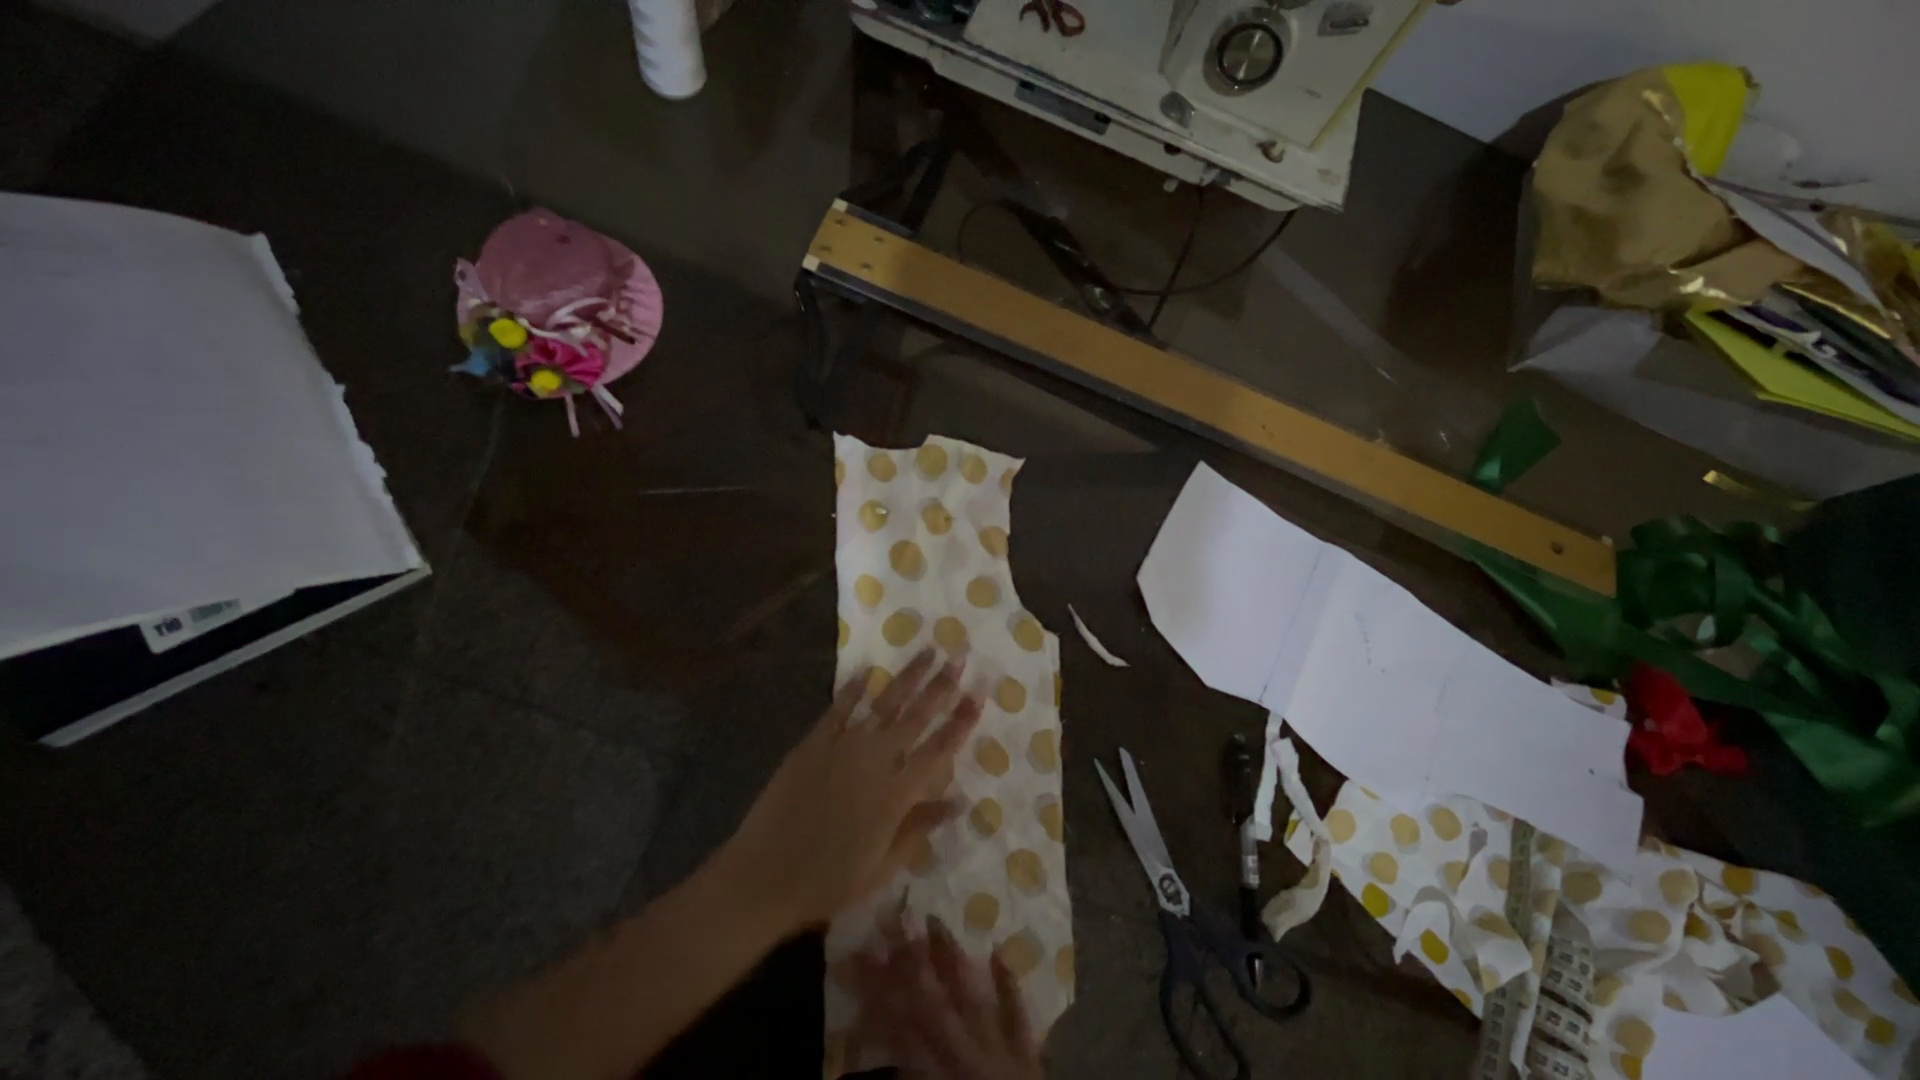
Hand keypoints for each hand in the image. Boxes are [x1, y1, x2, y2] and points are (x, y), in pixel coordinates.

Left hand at [726, 649, 983, 931]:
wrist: (765, 875)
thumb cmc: (829, 881)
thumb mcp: (883, 865)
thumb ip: (919, 828)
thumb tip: (957, 802)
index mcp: (898, 793)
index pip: (940, 749)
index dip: (962, 720)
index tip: (980, 692)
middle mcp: (876, 761)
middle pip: (916, 716)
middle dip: (941, 685)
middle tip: (960, 655)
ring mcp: (842, 748)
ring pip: (883, 703)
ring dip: (907, 676)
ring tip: (927, 650)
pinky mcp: (812, 744)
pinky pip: (837, 710)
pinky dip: (853, 689)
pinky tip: (866, 672)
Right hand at [850, 916, 1044, 1079]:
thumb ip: (903, 1079)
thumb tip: (877, 1057)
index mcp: (935, 1079)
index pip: (899, 1027)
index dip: (877, 990)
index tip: (860, 953)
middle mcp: (966, 1058)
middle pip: (932, 1002)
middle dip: (912, 961)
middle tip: (896, 919)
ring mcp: (1001, 1055)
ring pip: (972, 999)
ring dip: (953, 961)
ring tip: (937, 921)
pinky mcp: (1028, 1061)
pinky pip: (1019, 1019)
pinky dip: (1009, 987)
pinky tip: (998, 953)